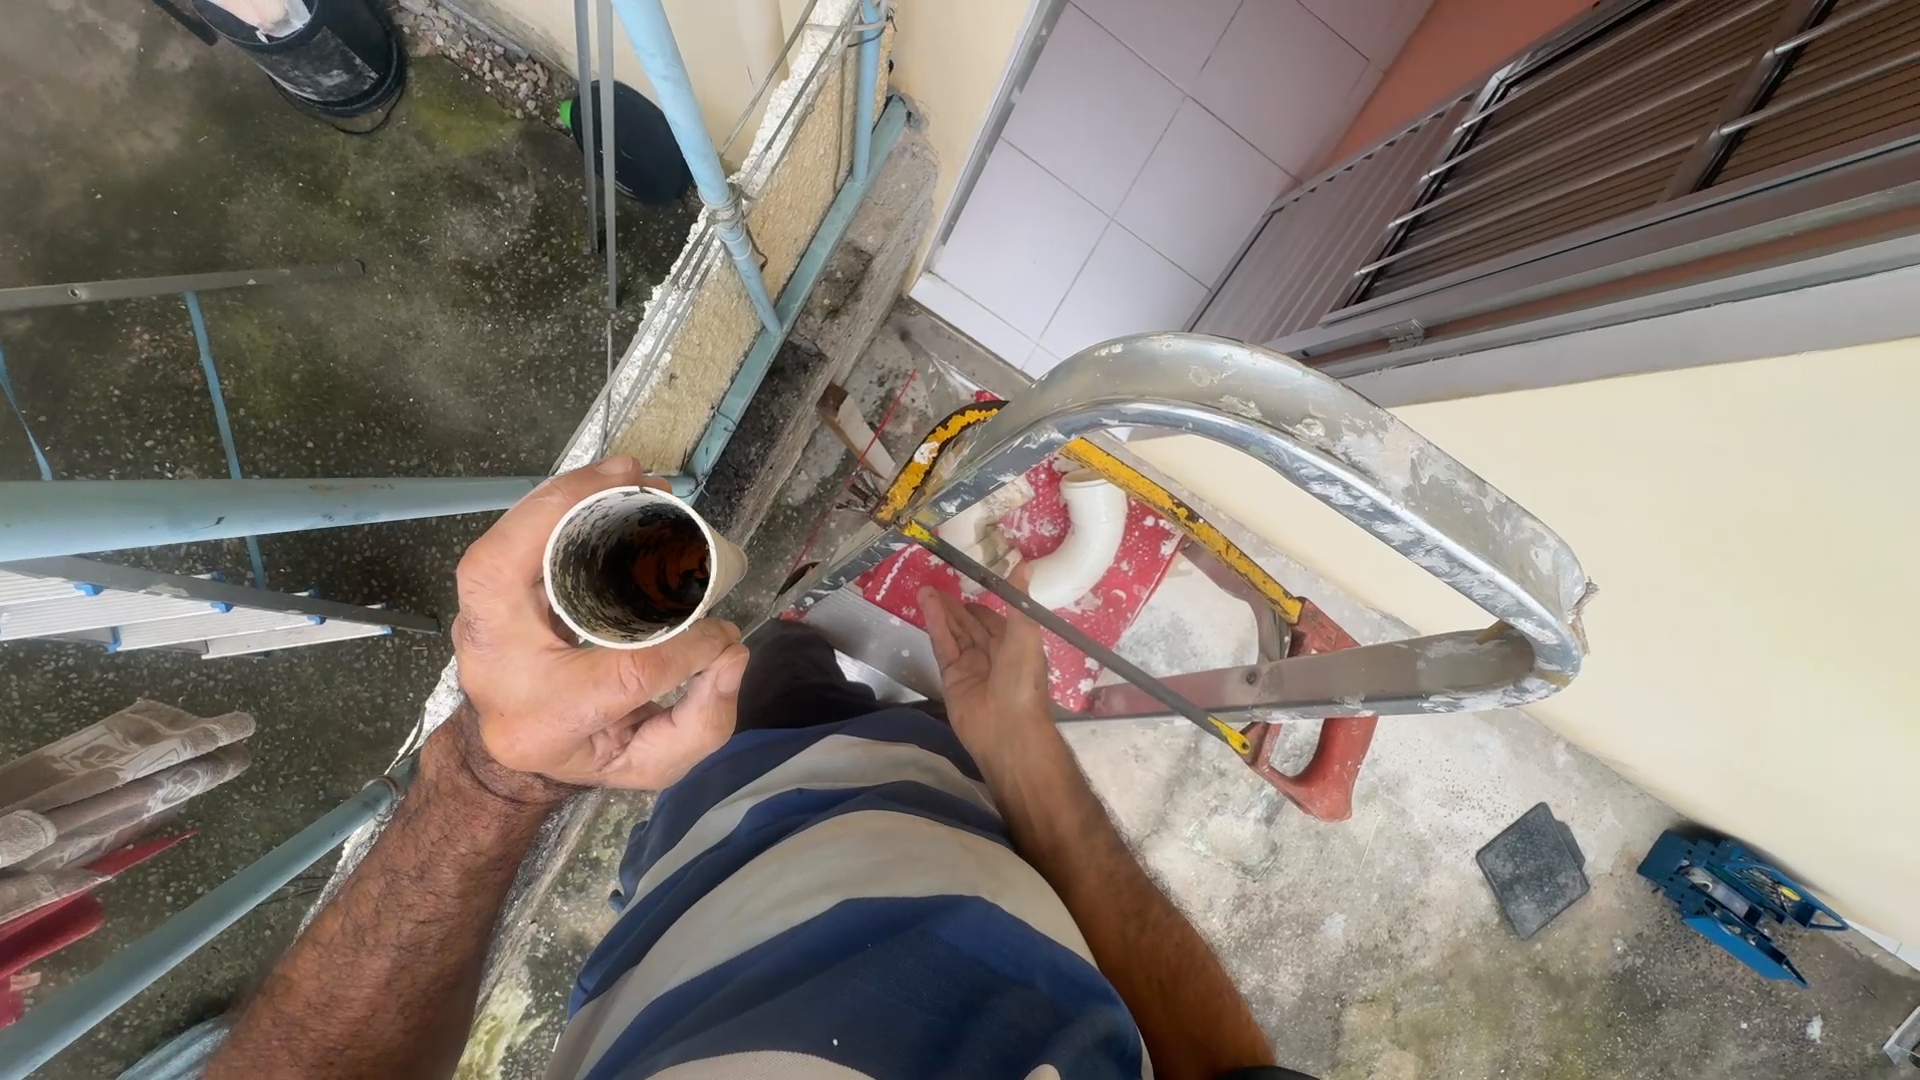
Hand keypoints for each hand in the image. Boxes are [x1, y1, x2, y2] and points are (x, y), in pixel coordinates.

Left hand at [452, 457, 750, 791]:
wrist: (519, 760)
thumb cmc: (592, 753)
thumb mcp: (658, 762)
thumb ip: (706, 720)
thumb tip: (730, 650)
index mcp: (550, 720)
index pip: (632, 670)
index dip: (692, 645)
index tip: (722, 633)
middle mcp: (500, 673)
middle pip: (504, 579)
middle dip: (567, 515)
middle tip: (639, 488)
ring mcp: (482, 633)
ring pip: (498, 551)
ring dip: (558, 499)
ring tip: (624, 475)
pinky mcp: (487, 604)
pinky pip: (505, 546)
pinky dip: (548, 507)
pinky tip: (597, 486)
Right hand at [919, 570, 1056, 768]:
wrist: (1008, 728)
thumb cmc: (1022, 679)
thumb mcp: (1026, 633)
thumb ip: (1018, 600)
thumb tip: (1026, 565)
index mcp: (1014, 644)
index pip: (992, 619)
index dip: (980, 603)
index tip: (965, 583)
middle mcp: (991, 654)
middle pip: (968, 625)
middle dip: (954, 606)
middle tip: (936, 582)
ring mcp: (970, 666)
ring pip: (953, 633)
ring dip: (941, 611)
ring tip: (926, 588)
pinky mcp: (951, 678)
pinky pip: (943, 646)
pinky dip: (935, 626)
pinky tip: (927, 606)